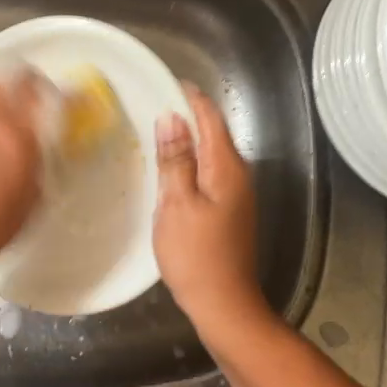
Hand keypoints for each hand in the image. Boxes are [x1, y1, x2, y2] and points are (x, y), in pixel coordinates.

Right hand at [155, 85, 264, 322]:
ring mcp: (236, 194)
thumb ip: (175, 160)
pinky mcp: (229, 211)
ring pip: (210, 154)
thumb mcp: (177, 204)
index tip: (162, 82)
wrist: (223, 303)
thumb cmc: (195, 254)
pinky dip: (189, 163)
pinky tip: (168, 170)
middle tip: (149, 105)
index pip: (210, 118)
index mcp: (226, 168)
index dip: (189, 97)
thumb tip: (172, 118)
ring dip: (186, 141)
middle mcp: (237, 175)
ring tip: (153, 133)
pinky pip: (208, 173)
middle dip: (185, 116)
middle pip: (213, 133)